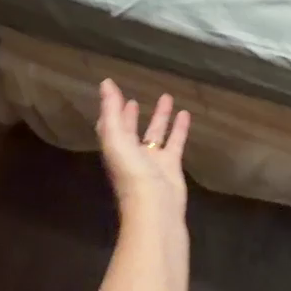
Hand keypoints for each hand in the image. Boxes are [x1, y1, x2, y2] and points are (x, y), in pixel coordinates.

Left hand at [95, 79, 189, 219]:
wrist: (155, 207)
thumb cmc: (132, 173)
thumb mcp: (116, 139)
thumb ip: (111, 111)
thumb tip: (105, 83)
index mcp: (114, 148)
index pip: (110, 125)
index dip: (110, 109)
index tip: (113, 91)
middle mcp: (131, 153)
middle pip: (130, 130)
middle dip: (131, 114)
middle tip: (134, 98)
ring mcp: (152, 160)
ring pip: (155, 134)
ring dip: (159, 117)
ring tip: (167, 97)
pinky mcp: (171, 165)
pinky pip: (175, 142)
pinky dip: (179, 128)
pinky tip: (185, 114)